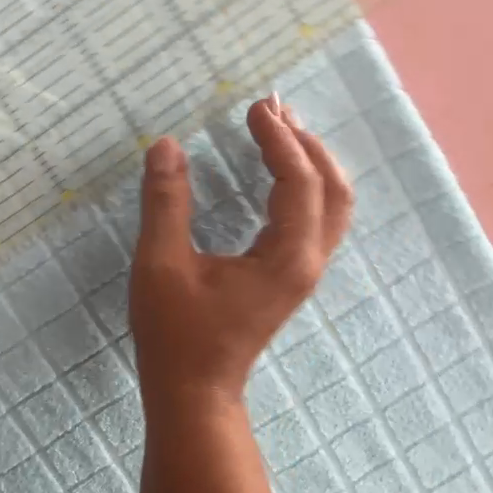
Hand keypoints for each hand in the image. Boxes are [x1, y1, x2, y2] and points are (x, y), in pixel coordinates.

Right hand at [129, 97, 352, 406]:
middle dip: (305, 144)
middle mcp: (308, 260)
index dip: (279, 141)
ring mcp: (301, 271)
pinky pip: (314, 220)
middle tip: (272, 109)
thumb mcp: (160, 262)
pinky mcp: (287, 277)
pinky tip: (277, 177)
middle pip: (332, 190)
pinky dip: (303, 187)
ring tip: (280, 132)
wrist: (193, 385)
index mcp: (286, 255)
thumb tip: (166, 145)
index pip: (298, 182)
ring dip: (310, 164)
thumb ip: (166, 203)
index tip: (254, 107)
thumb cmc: (175, 327)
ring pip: (330, 206)